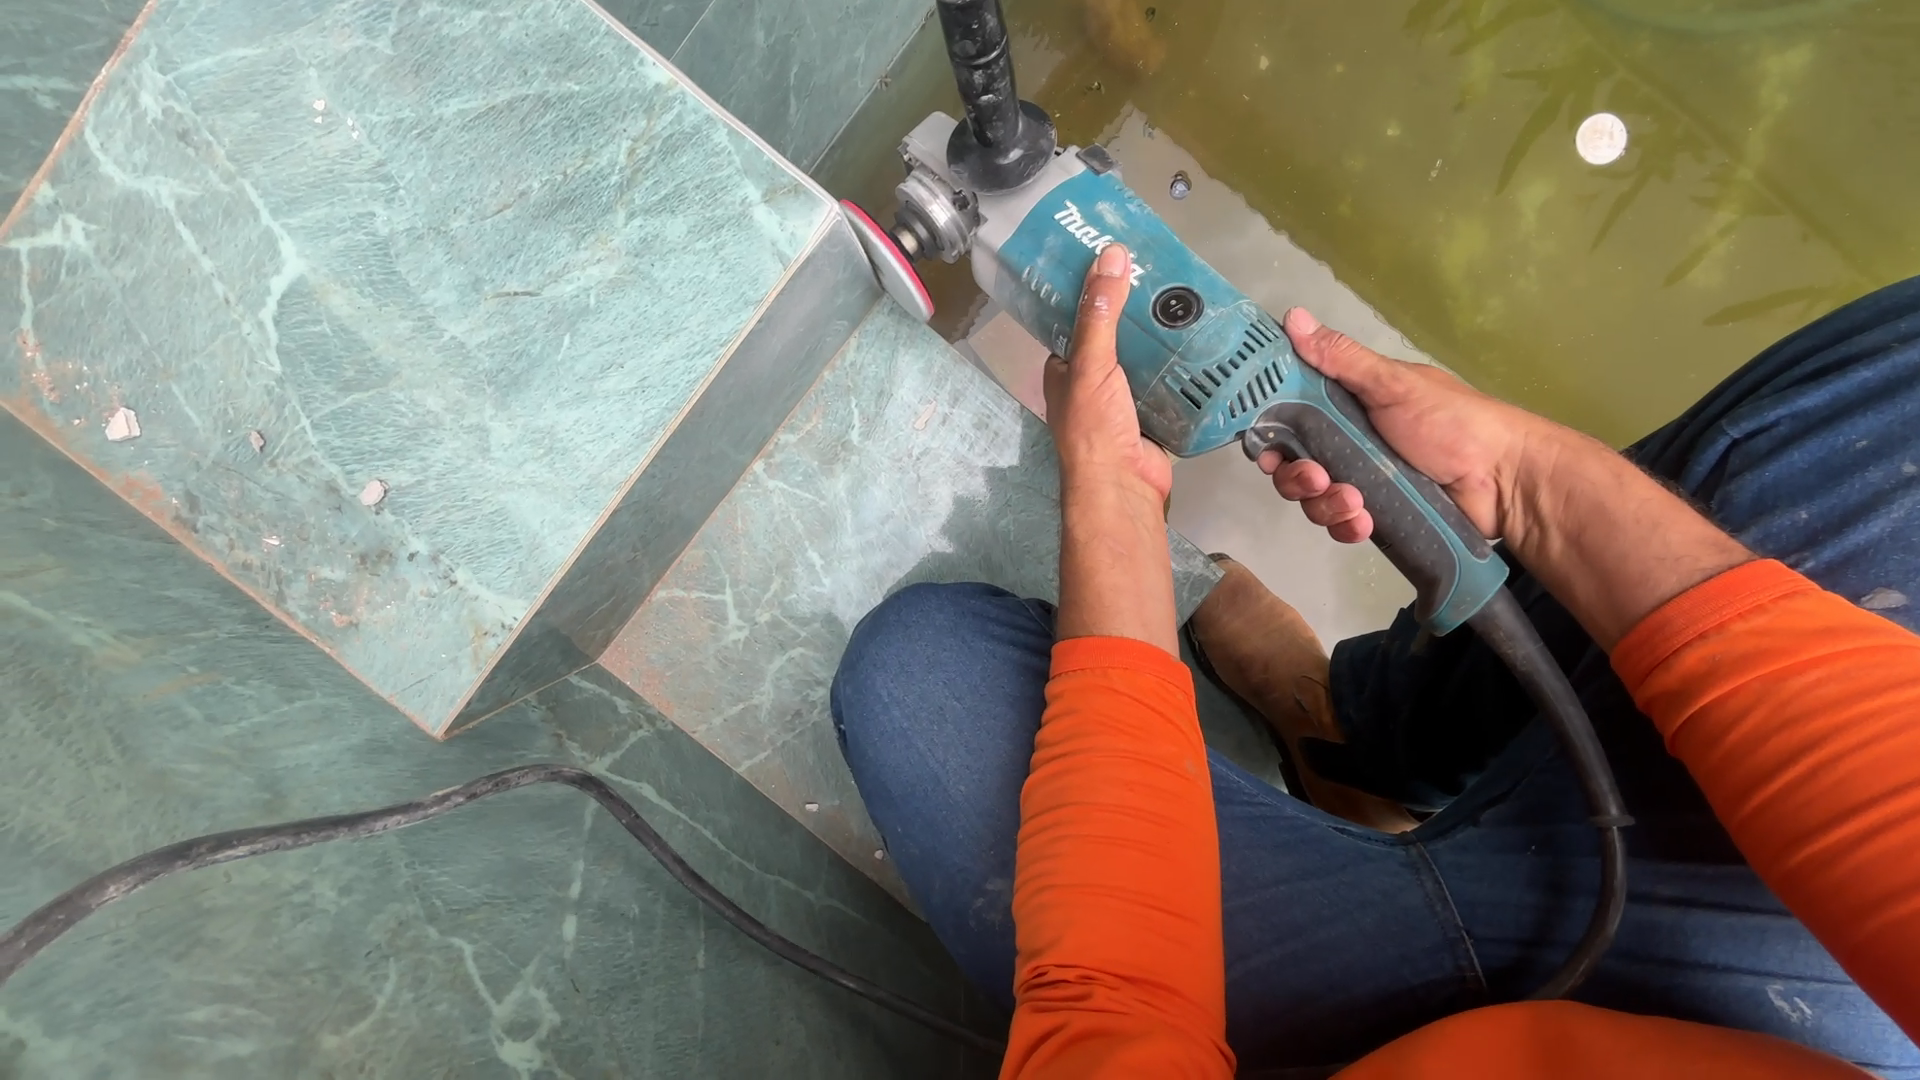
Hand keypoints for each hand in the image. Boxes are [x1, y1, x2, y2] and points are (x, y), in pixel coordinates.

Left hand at [1044, 244, 1173, 501]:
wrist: (1123, 485)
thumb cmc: (1094, 426)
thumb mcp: (1090, 362)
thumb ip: (1100, 313)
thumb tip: (1111, 255)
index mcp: (1064, 370)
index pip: (1077, 320)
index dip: (1094, 291)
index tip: (1119, 260)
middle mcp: (1090, 383)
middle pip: (1115, 337)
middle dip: (1137, 311)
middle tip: (1167, 274)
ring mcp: (1121, 400)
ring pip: (1143, 358)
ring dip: (1162, 336)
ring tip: (1190, 297)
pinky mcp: (1150, 414)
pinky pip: (1165, 380)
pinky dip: (1181, 364)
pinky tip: (1202, 339)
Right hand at [1261, 308, 1561, 543]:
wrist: (1504, 481)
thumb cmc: (1450, 423)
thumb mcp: (1393, 385)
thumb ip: (1340, 359)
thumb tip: (1293, 316)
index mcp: (1344, 408)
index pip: (1287, 422)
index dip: (1270, 437)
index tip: (1267, 450)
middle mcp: (1344, 444)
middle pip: (1291, 465)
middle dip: (1296, 478)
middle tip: (1317, 479)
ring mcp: (1358, 480)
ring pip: (1311, 499)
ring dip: (1324, 505)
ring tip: (1355, 503)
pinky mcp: (1373, 514)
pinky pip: (1338, 524)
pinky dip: (1345, 526)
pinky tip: (1364, 522)